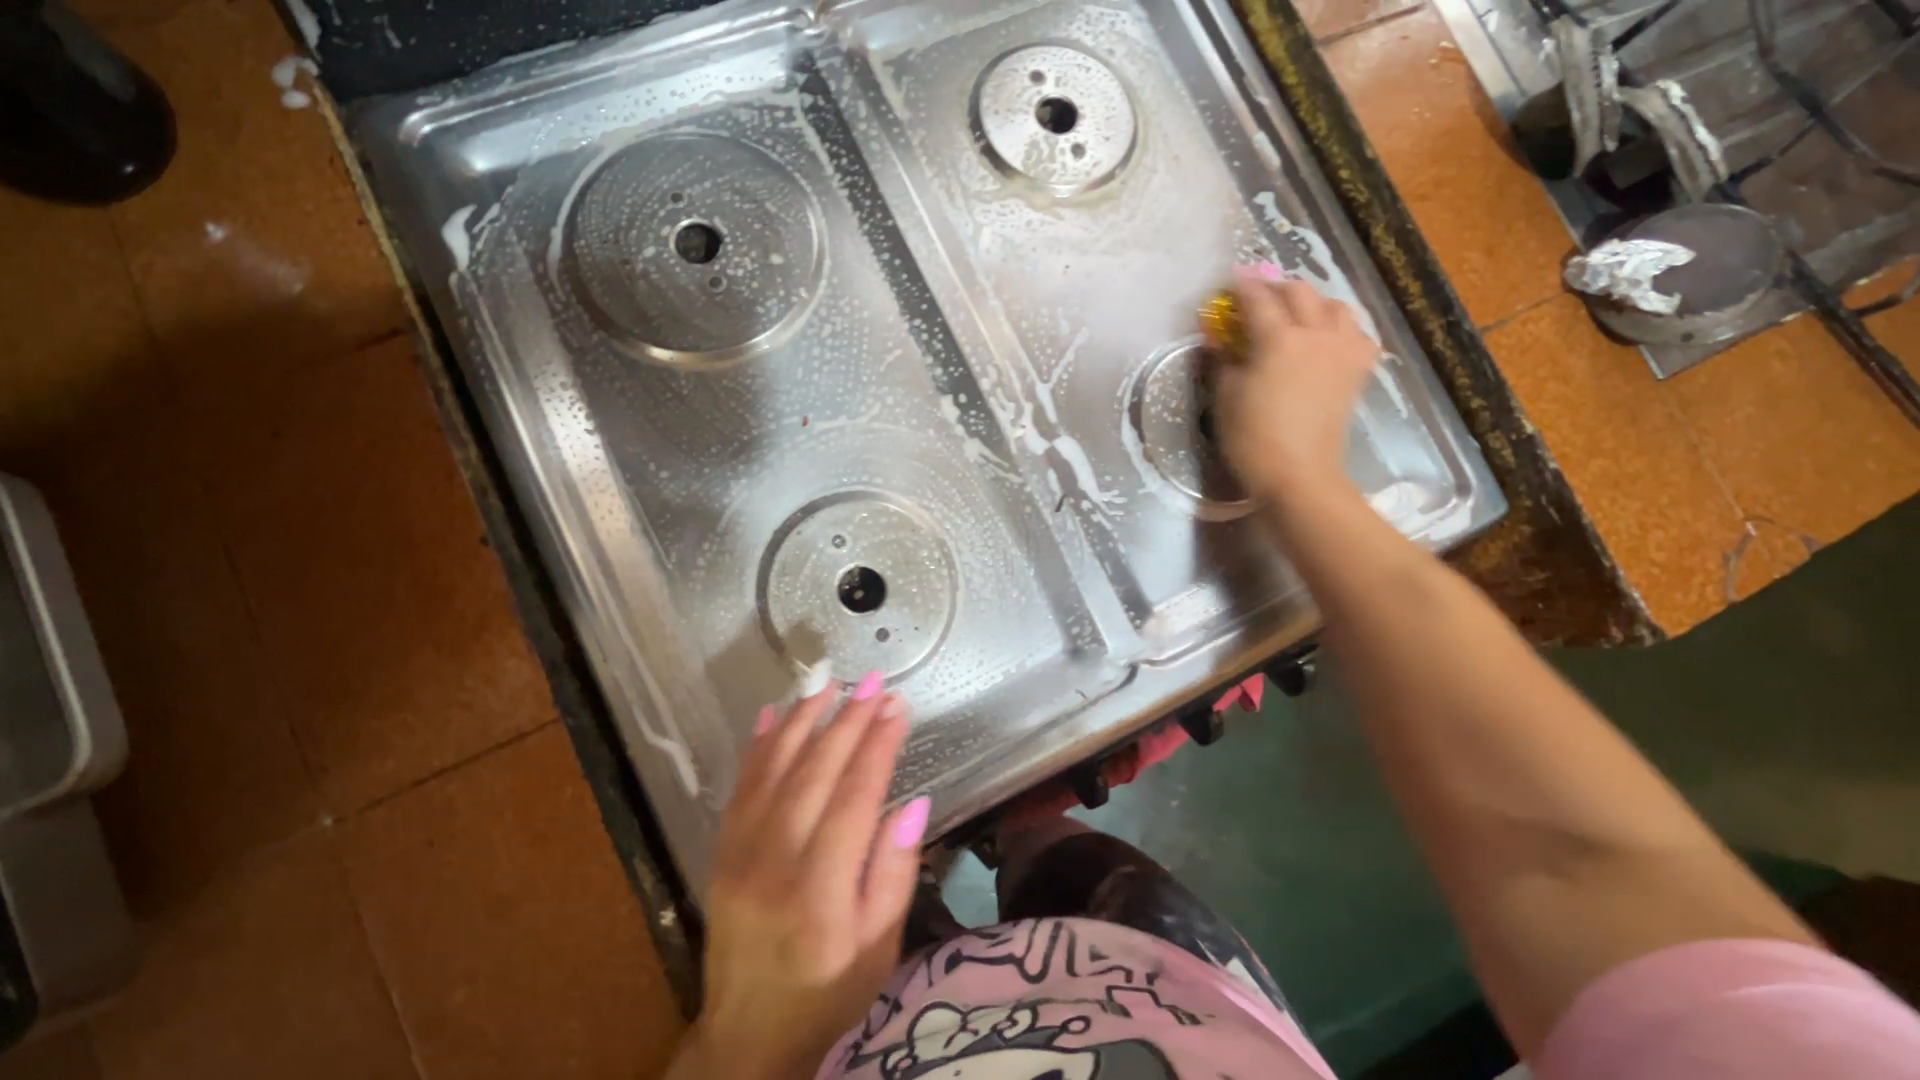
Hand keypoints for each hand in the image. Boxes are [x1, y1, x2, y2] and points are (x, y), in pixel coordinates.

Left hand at [674, 673, 928, 1079]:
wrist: (748, 1031)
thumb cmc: (828, 991)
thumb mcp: (879, 947)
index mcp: (822, 889)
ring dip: (802, 720)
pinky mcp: (723, 852)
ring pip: (773, 769)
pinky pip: (741, 787)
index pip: (854, 797)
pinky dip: (758, 745)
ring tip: (828, 681)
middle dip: (846, 719)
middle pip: (814, 772)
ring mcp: (741, 852)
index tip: (896, 705)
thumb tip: (912, 803)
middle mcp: (776, 860)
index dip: (877, 745)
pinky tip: (772, 715)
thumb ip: (893, 874)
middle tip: (872, 681)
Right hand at [1211, 271, 1379, 503]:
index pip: (1257, 298)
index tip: (1228, 284)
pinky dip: (1342, 327)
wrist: (1300, 475)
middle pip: (1300, 292)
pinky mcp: (1358, 371)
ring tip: (1296, 314)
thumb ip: (1223, 357)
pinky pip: (1357, 333)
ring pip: (1334, 306)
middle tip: (1258, 297)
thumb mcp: (1225, 396)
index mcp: (1278, 338)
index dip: (1240, 287)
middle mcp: (1316, 333)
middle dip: (1276, 288)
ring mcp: (1343, 350)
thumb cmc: (1253, 438)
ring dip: (1313, 302)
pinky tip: (1327, 338)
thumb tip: (1217, 335)